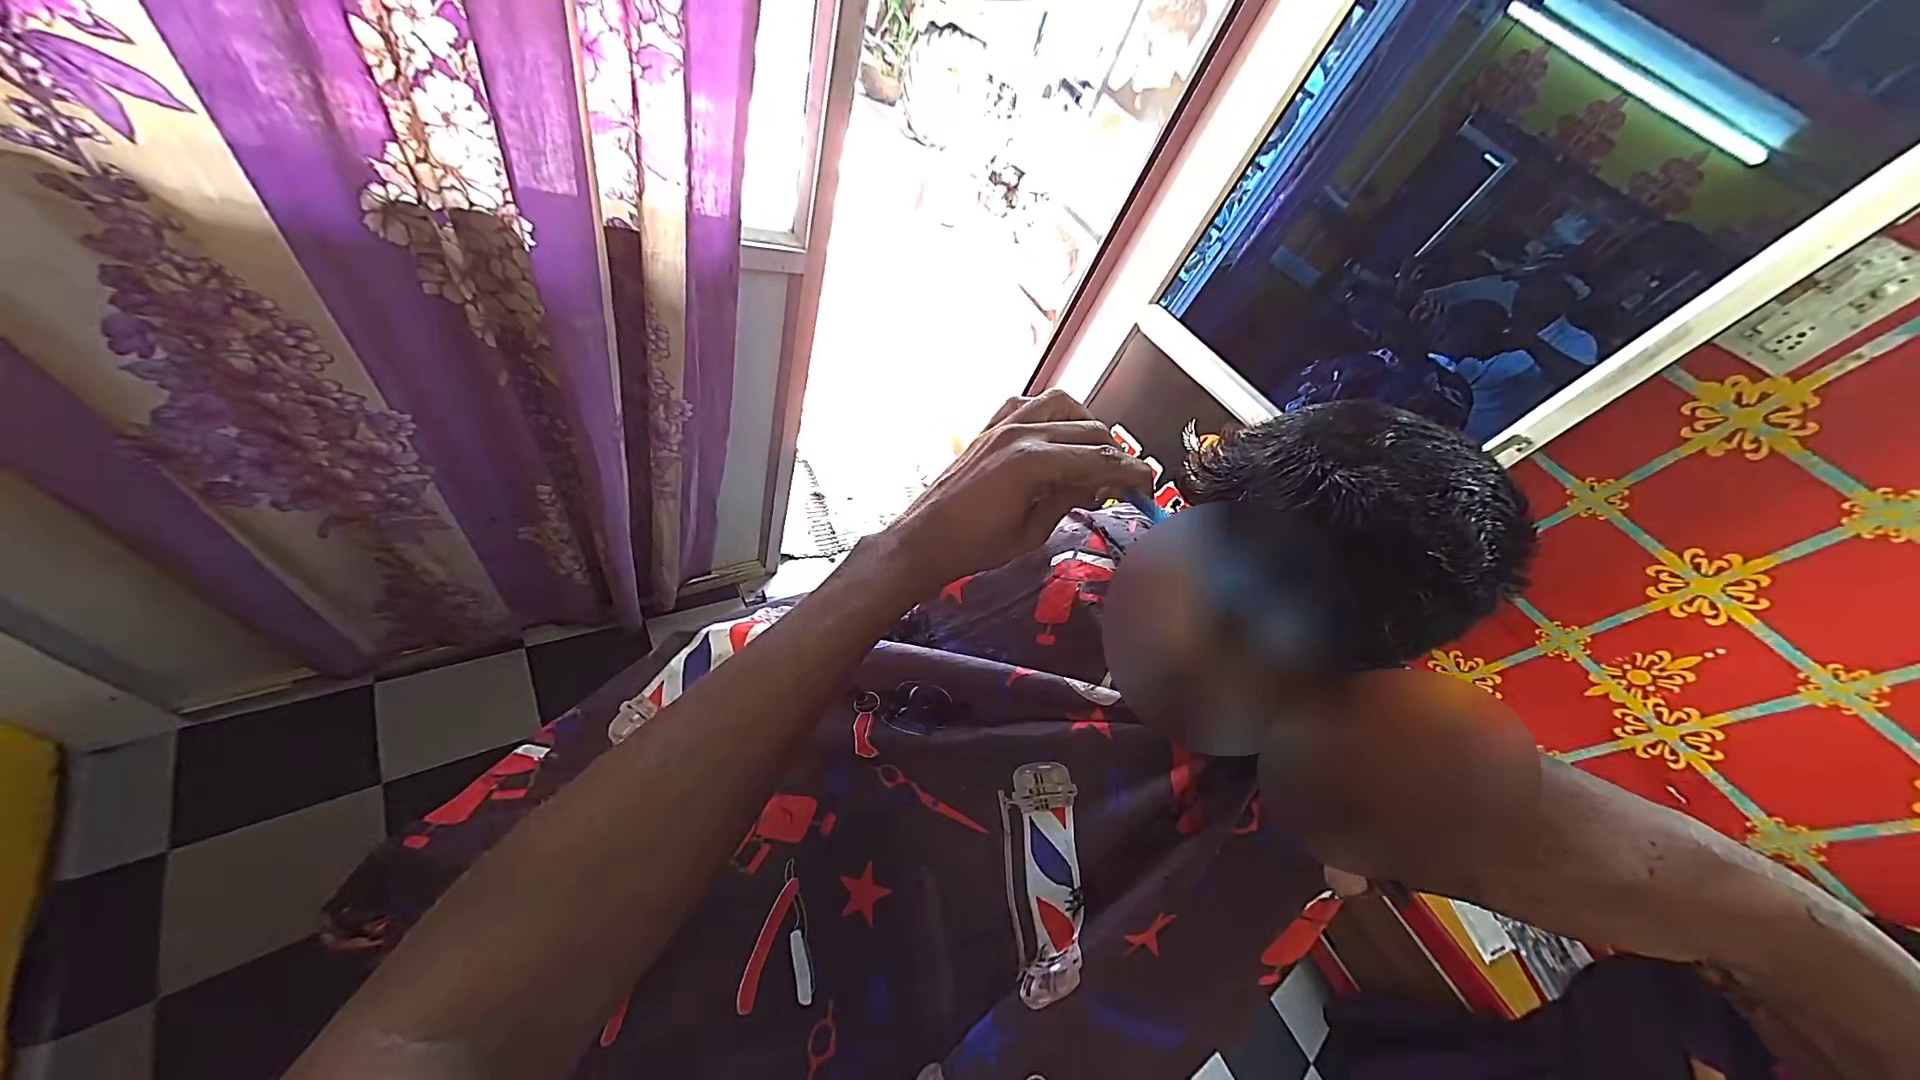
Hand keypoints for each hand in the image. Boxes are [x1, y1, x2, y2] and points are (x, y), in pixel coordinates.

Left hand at [881, 390, 1152, 596]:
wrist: (925, 539)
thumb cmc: (971, 545)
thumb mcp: (1032, 532)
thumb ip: (1068, 500)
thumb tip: (1097, 486)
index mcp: (1033, 462)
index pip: (1102, 460)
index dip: (1133, 473)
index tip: (1147, 485)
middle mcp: (1020, 434)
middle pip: (1091, 430)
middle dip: (1115, 457)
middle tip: (1119, 485)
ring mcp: (1002, 426)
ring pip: (1064, 405)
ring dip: (1087, 426)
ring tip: (1091, 456)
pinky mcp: (989, 429)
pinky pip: (1029, 403)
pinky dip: (1050, 415)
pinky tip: (1054, 438)